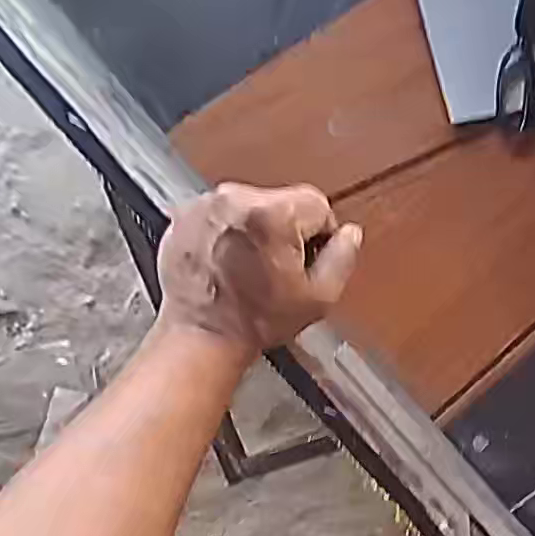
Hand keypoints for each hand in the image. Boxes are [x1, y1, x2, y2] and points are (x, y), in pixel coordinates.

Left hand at [155, 183, 362, 352]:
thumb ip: (341, 259)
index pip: (317, 203)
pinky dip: (227, 236)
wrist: (202, 336)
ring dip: (255, 233)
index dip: (320, 236)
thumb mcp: (317, 298)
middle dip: (285, 233)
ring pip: (251, 208)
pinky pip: (222, 216)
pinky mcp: (185, 215)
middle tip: (276, 272)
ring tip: (248, 271)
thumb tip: (349, 235)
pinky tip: (228, 266)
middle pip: (282, 202)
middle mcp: (236, 199)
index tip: (306, 261)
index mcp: (273, 215)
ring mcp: (206, 205)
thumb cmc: (254, 322)